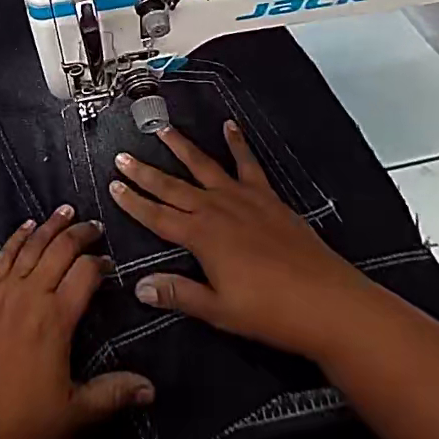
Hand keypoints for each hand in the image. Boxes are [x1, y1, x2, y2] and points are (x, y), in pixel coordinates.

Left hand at [0, 205, 154, 438]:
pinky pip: (4, 257)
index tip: (110, 264)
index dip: (101, 263)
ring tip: (66, 211)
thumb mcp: (72, 413)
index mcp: (55, 318)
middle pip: (60, 249)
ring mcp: (4, 293)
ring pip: (32, 246)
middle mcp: (31, 296)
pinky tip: (26, 227)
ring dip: (51, 225)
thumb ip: (111, 394)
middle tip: (95, 226)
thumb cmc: (16, 421)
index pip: (86, 273)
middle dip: (81, 233)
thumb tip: (149, 388)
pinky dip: (17, 238)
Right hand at [107, 122, 379, 359]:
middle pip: (172, 186)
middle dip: (145, 171)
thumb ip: (178, 293)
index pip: (157, 215)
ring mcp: (242, 198)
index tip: (114, 185)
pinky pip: (247, 164)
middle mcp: (216, 209)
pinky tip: (230, 127)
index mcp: (201, 236)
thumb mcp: (219, 310)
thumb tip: (140, 286)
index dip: (133, 201)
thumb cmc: (269, 311)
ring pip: (203, 166)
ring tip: (163, 130)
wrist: (325, 300)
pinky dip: (238, 144)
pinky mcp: (266, 196)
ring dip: (181, 148)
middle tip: (123, 155)